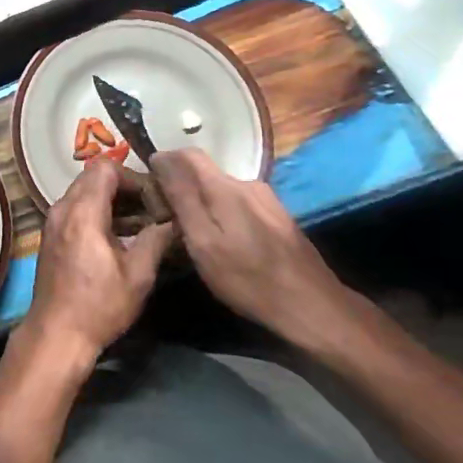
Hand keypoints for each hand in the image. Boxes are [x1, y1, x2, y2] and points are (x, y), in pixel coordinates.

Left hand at [23, 159, 174, 362]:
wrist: (56, 333)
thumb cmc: (99, 305)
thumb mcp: (138, 275)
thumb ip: (156, 240)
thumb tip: (174, 221)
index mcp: (82, 212)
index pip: (104, 168)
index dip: (132, 176)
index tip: (154, 197)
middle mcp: (62, 209)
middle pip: (93, 178)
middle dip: (125, 189)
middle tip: (152, 209)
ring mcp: (53, 222)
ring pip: (84, 194)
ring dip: (112, 202)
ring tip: (143, 225)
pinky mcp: (52, 235)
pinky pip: (76, 210)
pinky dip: (98, 214)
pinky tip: (121, 237)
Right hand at [150, 149, 354, 345]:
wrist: (313, 307)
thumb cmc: (248, 279)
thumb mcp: (204, 242)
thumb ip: (182, 198)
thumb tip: (161, 159)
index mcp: (225, 187)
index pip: (187, 154)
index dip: (164, 163)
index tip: (149, 187)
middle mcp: (248, 184)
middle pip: (205, 172)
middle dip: (181, 186)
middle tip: (166, 218)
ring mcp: (267, 200)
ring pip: (222, 189)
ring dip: (202, 202)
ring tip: (192, 233)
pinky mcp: (278, 217)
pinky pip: (239, 203)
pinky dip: (222, 213)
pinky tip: (223, 241)